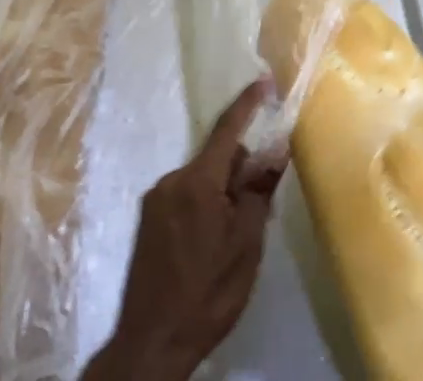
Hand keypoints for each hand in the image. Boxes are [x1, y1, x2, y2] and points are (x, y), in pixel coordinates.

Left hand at [82, 80, 287, 380]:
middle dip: (242, 169)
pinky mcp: (148, 222)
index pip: (228, 131)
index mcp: (197, 182)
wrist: (152, 342)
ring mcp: (155, 202)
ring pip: (202, 179)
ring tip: (236, 237)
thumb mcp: (246, 243)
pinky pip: (186, 197)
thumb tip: (274, 148)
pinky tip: (213, 244)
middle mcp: (171, 181)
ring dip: (223, 191)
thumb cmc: (208, 292)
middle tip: (260, 206)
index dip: (248, 104)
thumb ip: (258, 190)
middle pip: (217, 157)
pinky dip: (206, 205)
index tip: (265, 80)